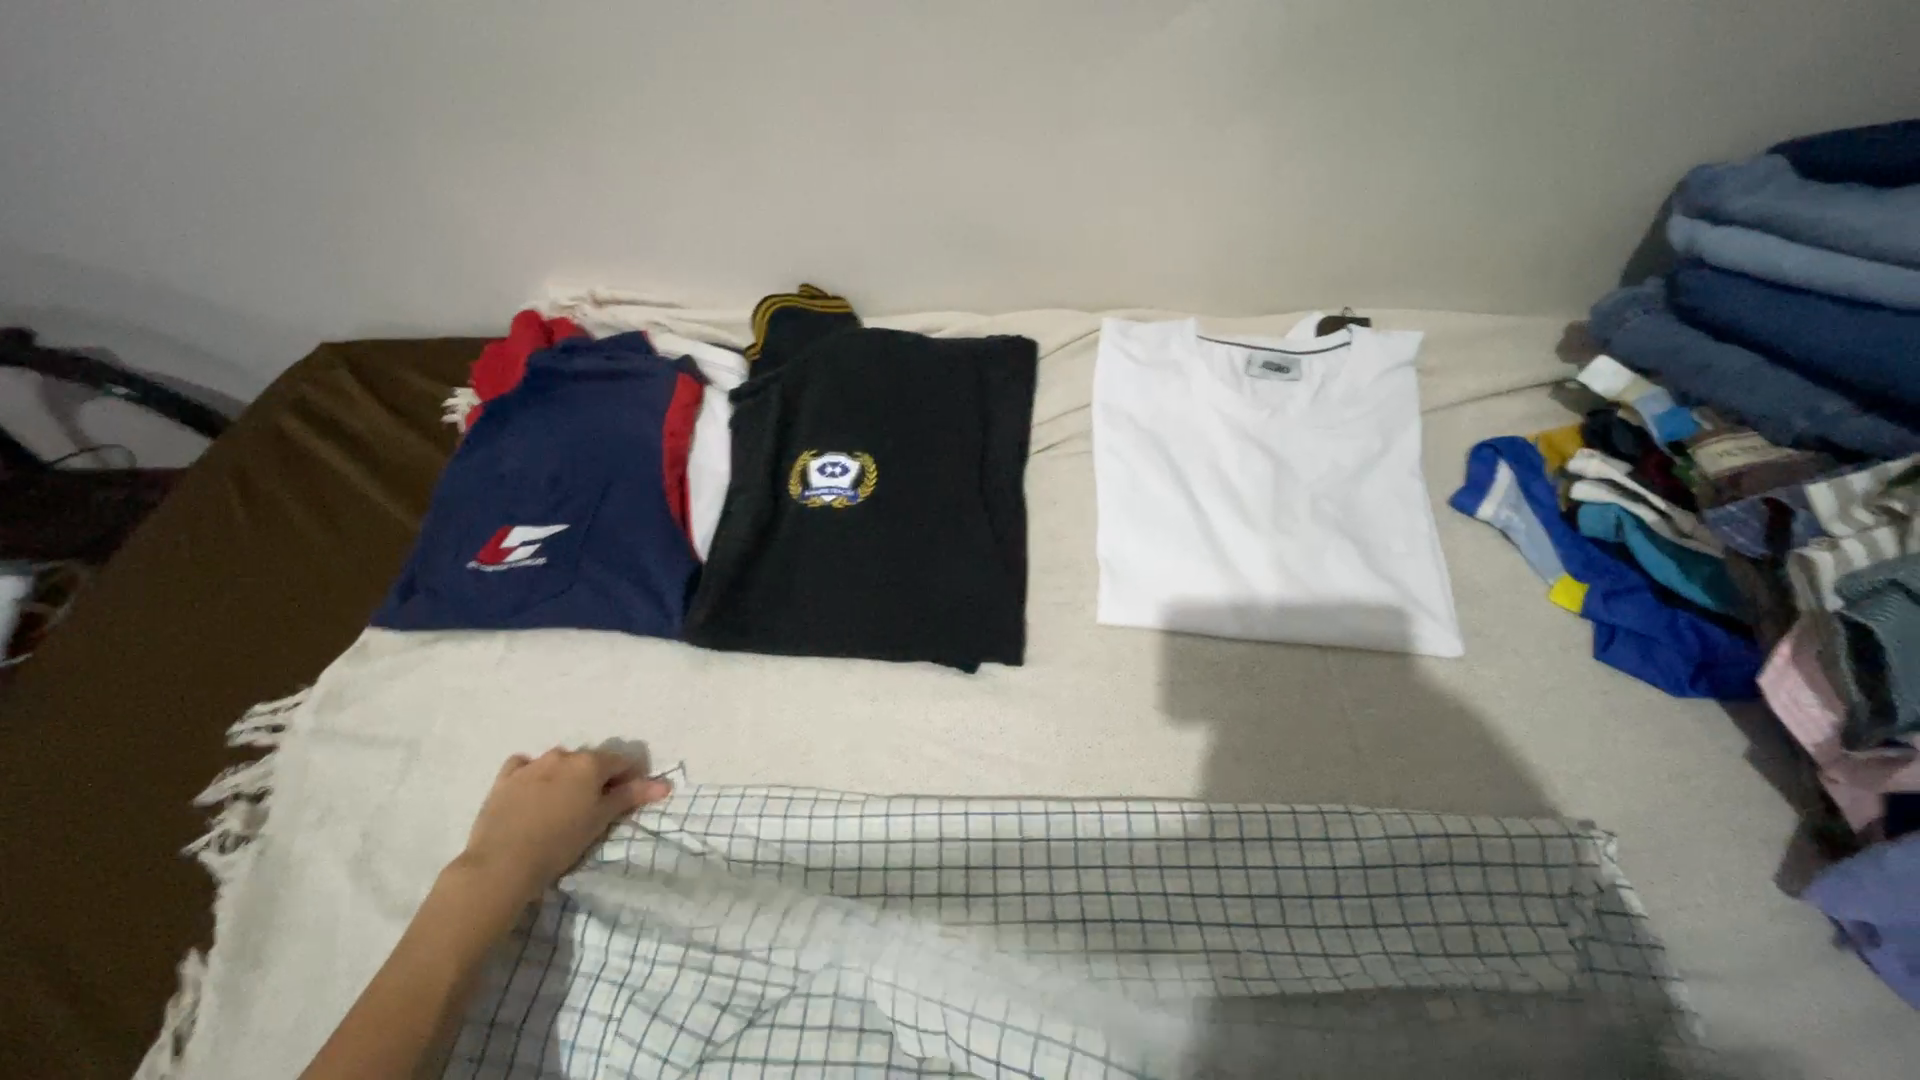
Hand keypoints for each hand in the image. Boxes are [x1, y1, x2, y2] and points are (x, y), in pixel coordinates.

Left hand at [455, 747, 672, 906]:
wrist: (502, 863)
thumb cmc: (561, 842)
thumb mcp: (601, 820)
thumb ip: (632, 796)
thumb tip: (664, 784)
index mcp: (590, 763)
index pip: (622, 761)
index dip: (631, 777)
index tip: (628, 798)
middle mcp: (563, 755)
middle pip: (590, 761)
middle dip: (598, 777)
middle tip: (595, 806)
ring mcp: (532, 764)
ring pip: (559, 762)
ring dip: (567, 776)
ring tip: (563, 805)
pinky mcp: (505, 777)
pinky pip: (526, 766)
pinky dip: (534, 774)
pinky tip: (533, 792)